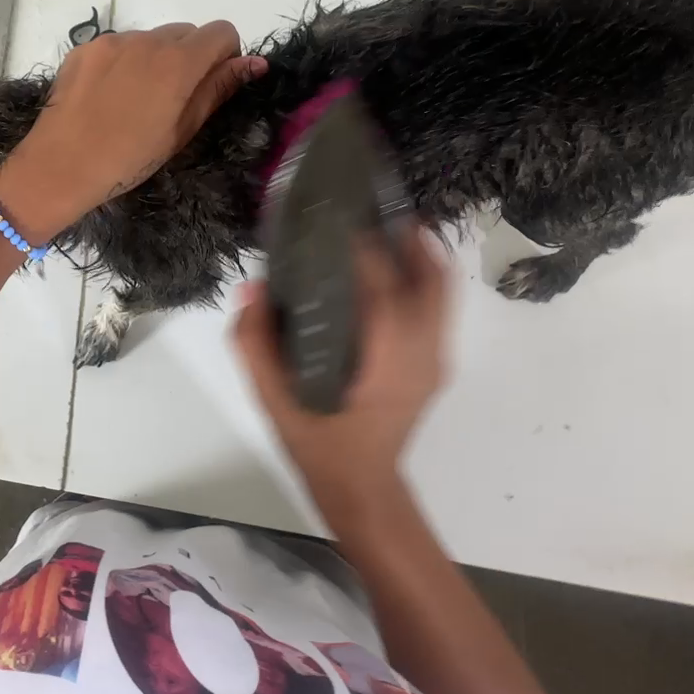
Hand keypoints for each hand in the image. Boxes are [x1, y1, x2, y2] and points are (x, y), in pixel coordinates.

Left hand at [0, 22, 267, 239]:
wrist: (60, 166)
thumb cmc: (128, 159)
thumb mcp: (181, 130)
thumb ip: (217, 89)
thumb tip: (254, 62)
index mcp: (178, 62)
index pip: (221, 32)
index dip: (224, 56)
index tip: (211, 85)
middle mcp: (146, 40)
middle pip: (185, 33)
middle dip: (188, 58)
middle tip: (170, 101)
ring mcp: (110, 42)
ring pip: (148, 39)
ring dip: (153, 60)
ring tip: (133, 102)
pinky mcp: (82, 49)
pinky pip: (116, 47)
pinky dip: (121, 63)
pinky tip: (107, 97)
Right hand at [232, 229, 449, 531]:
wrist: (362, 488)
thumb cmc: (318, 443)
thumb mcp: (274, 398)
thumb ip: (255, 344)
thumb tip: (251, 288)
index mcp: (386, 368)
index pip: (386, 297)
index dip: (368, 254)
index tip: (340, 221)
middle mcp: (422, 358)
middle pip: (432, 283)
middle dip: (409, 239)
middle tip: (373, 205)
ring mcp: (435, 360)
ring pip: (442, 291)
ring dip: (419, 253)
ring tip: (384, 222)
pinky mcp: (434, 362)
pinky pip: (437, 306)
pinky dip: (421, 275)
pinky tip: (389, 262)